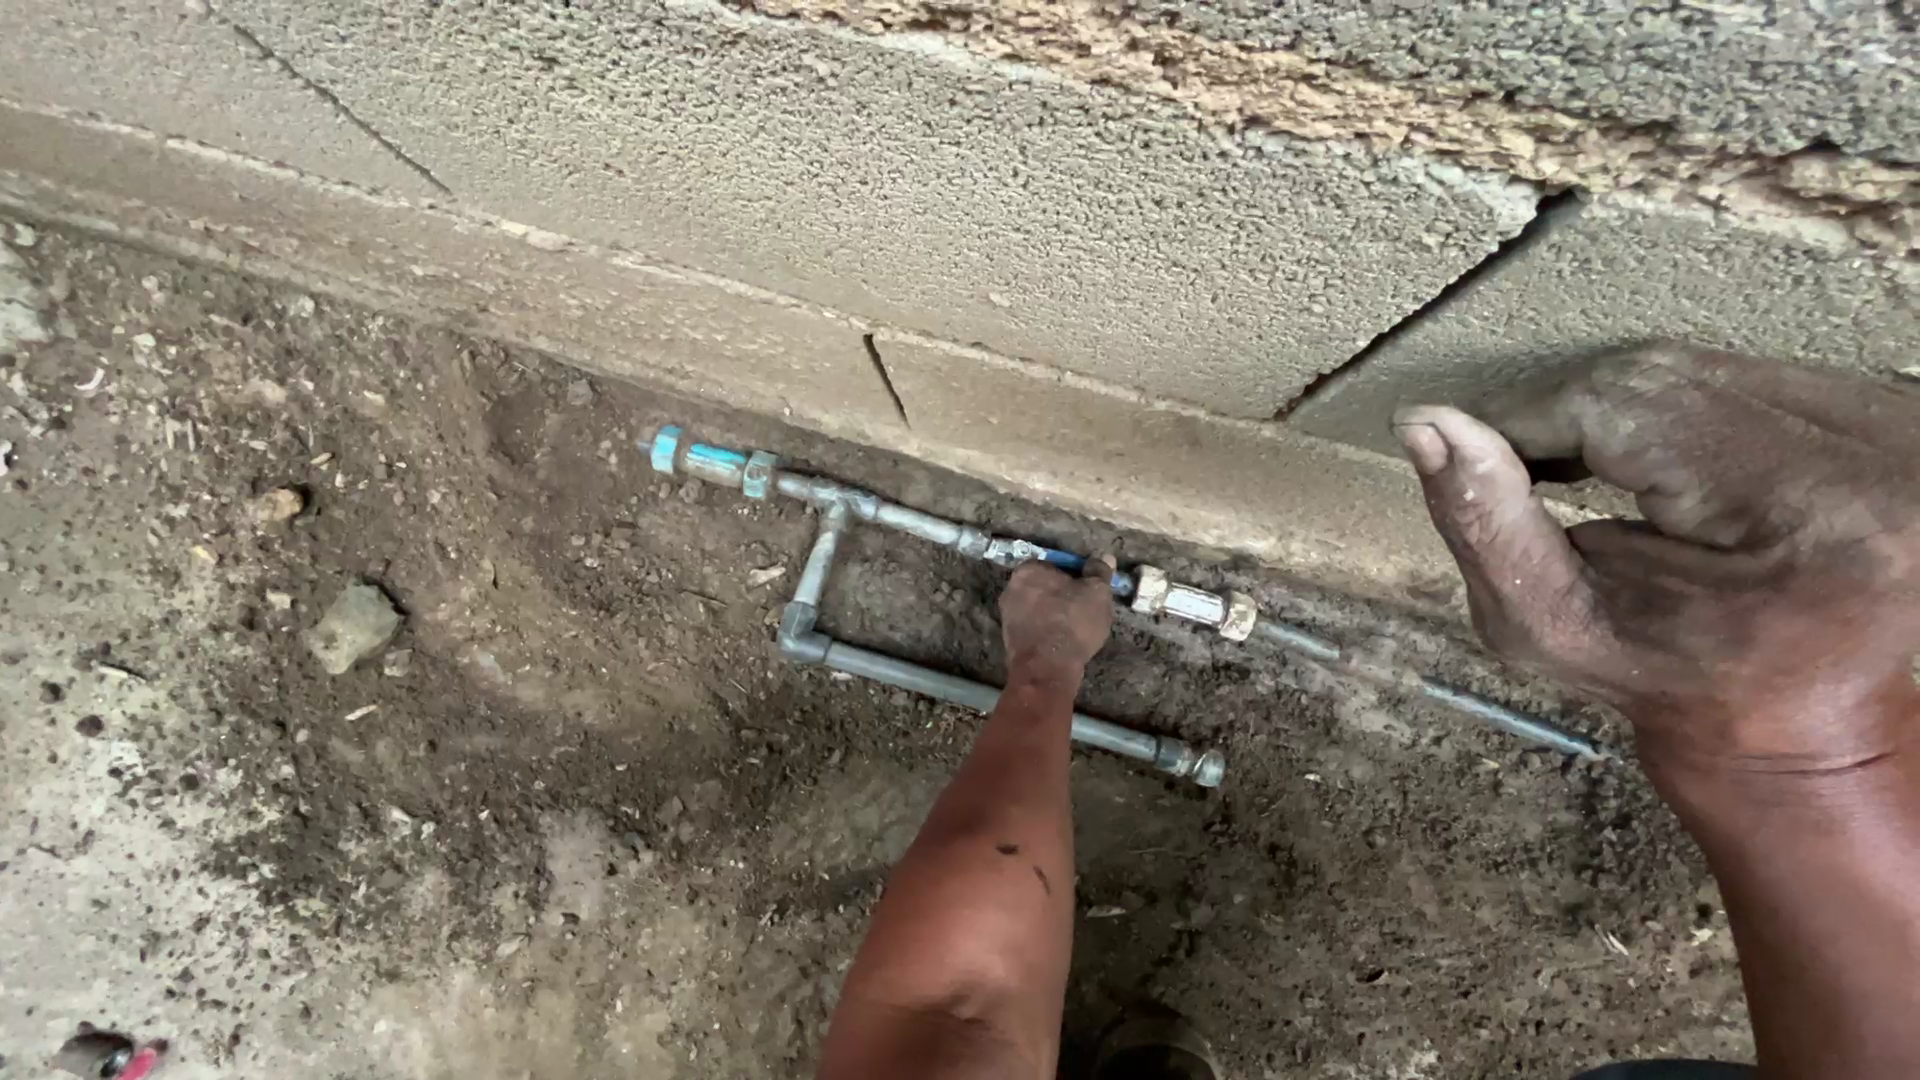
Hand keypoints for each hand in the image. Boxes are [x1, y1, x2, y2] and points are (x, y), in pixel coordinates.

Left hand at [998, 556, 1116, 685]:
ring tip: (1078, 628)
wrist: (1047, 668)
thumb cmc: (1072, 622)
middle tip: (1087, 609)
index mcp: (1028, 569)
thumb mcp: (1097, 592)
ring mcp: (1008, 615)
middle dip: (1065, 595)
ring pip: (1040, 608)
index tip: (1092, 590)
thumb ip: (1100, 572)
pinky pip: (1036, 628)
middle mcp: (1011, 588)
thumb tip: (1105, 557)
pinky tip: (1064, 642)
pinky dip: (1049, 631)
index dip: (1078, 576)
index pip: (1057, 564)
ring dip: (1057, 614)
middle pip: (1047, 587)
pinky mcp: (1010, 639)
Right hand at [1393, 343, 1919, 772]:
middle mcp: (1879, 446)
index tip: (1460, 464)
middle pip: (1648, 380)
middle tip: (1501, 477)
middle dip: (1547, 420)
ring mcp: (1890, 419)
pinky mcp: (1877, 408)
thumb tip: (1420, 422)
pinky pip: (1719, 373)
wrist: (1784, 698)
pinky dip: (1640, 408)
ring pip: (1678, 367)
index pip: (1618, 408)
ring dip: (1587, 411)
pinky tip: (1615, 454)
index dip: (1515, 426)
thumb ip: (1480, 518)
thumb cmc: (1656, 677)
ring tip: (1550, 471)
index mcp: (1806, 513)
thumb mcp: (1538, 622)